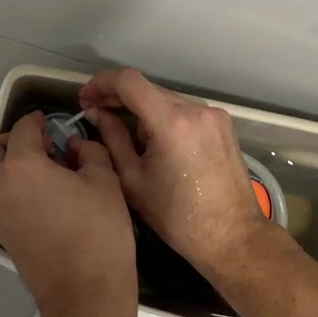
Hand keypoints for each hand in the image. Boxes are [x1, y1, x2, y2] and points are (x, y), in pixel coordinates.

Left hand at [0, 112, 136, 316]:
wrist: (84, 293)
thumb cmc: (98, 232)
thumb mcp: (104, 181)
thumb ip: (88, 152)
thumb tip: (75, 146)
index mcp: (22, 166)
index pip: (23, 129)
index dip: (39, 122)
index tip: (53, 125)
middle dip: (13, 141)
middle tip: (42, 148)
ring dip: (10, 166)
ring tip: (45, 175)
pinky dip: (11, 189)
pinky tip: (42, 199)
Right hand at [80, 68, 269, 277]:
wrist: (232, 235)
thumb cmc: (177, 216)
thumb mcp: (133, 180)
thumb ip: (112, 138)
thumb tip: (96, 112)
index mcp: (171, 122)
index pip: (129, 81)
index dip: (101, 83)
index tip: (86, 98)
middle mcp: (195, 109)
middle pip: (147, 88)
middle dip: (118, 97)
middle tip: (95, 113)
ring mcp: (213, 115)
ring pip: (165, 98)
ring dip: (141, 109)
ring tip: (127, 135)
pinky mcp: (223, 124)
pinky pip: (184, 110)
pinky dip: (164, 117)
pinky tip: (156, 141)